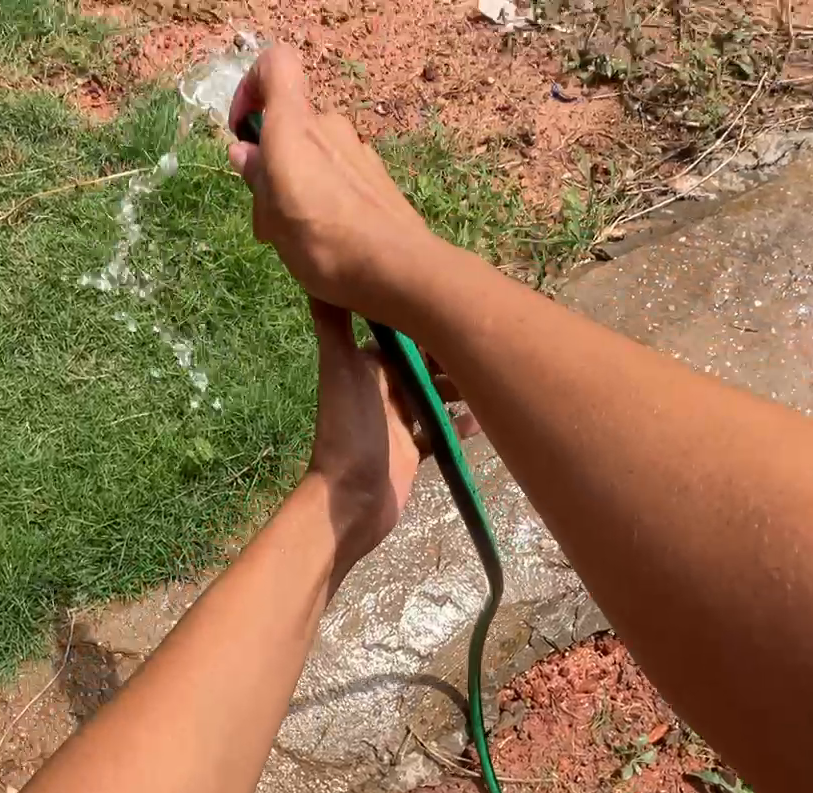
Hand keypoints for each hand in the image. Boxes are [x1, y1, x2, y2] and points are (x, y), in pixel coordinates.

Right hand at [228, 45, 442, 319]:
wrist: (395, 269)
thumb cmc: (323, 240)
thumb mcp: (274, 214)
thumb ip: (257, 177)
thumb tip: (245, 152)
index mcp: (296, 125)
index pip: (274, 66)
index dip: (250, 89)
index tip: (242, 135)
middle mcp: (329, 128)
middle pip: (290, 130)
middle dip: (271, 169)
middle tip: (268, 223)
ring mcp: (357, 154)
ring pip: (313, 162)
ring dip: (297, 195)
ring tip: (296, 245)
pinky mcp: (376, 182)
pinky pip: (337, 184)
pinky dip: (324, 207)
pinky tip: (326, 248)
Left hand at [304, 299, 476, 576]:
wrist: (350, 500)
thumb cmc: (350, 430)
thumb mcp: (341, 369)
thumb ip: (334, 324)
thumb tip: (323, 271)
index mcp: (366, 368)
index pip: (404, 336)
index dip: (431, 324)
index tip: (463, 311)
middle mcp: (381, 392)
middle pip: (424, 366)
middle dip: (453, 357)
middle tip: (488, 351)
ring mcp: (398, 424)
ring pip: (435, 397)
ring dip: (460, 390)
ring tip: (489, 385)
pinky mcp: (412, 453)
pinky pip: (441, 434)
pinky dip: (459, 426)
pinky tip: (483, 422)